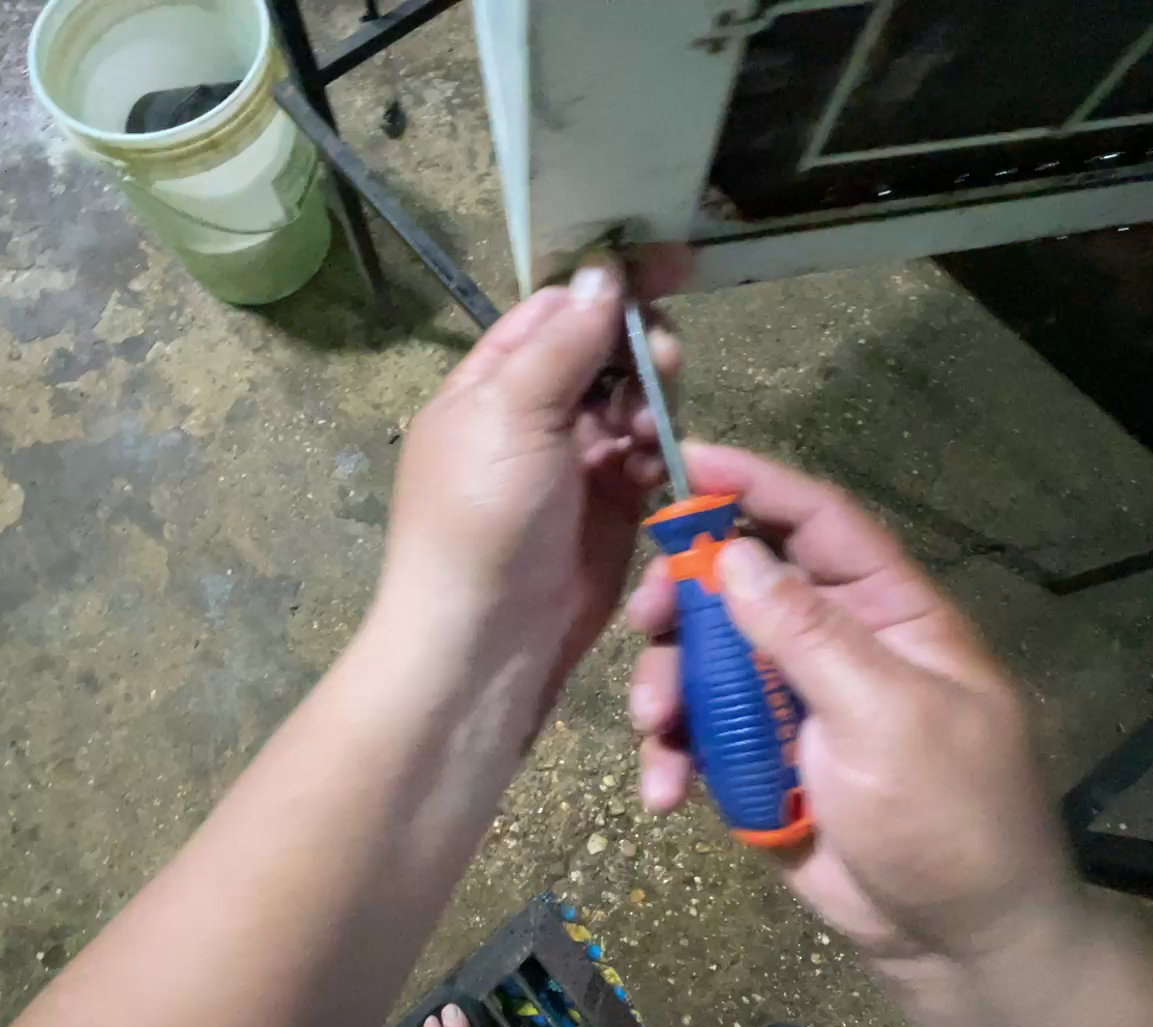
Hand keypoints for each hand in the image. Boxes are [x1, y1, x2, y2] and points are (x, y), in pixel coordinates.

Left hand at [375, 249, 691, 722]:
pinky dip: (657, 452)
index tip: (668, 265)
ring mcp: (574, 461)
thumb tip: (604, 273)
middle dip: (638, 348)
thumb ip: (562, 342)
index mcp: (491, 383)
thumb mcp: (510, 413)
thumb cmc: (484, 514)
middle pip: (602, 353)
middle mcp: (533, 415)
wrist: (490, 636)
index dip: (609, 286)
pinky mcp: (611, 504)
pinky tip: (654, 466)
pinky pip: (647, 456)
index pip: (555, 311)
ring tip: (653, 426)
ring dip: (653, 400)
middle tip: (663, 362)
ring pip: (632, 402)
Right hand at [625, 445, 1078, 961]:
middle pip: (736, 582)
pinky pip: (693, 726)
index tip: (687, 459)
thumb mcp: (888, 717)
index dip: (754, 483)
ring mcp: (783, 694)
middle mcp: (826, 638)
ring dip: (664, 683)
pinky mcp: (749, 745)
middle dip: (681, 595)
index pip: (817, 520)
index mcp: (882, 610)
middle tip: (645, 617)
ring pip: (700, 654)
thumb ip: (809, 634)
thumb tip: (732, 554)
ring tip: (654, 725)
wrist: (949, 941)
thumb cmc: (950, 819)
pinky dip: (670, 752)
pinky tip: (667, 790)